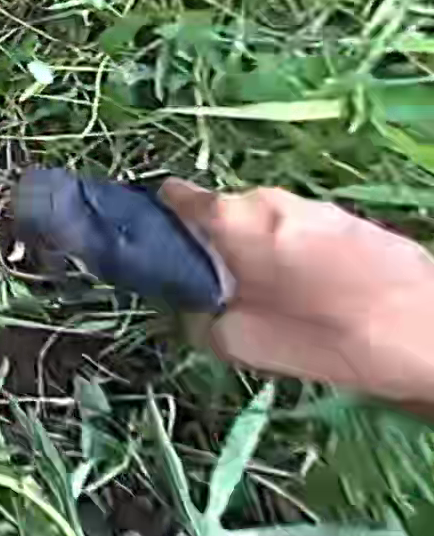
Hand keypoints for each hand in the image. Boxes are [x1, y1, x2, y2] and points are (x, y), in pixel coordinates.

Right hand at [161, 179, 433, 402]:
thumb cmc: (329, 338)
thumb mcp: (239, 341)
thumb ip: (193, 316)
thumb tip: (184, 308)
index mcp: (229, 217)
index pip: (172, 194)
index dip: (163, 217)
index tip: (170, 245)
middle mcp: (271, 201)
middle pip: (226, 212)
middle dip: (224, 239)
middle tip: (235, 280)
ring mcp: (327, 212)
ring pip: (274, 223)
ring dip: (271, 247)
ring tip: (290, 289)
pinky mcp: (372, 229)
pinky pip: (319, 235)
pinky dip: (314, 255)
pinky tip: (333, 292)